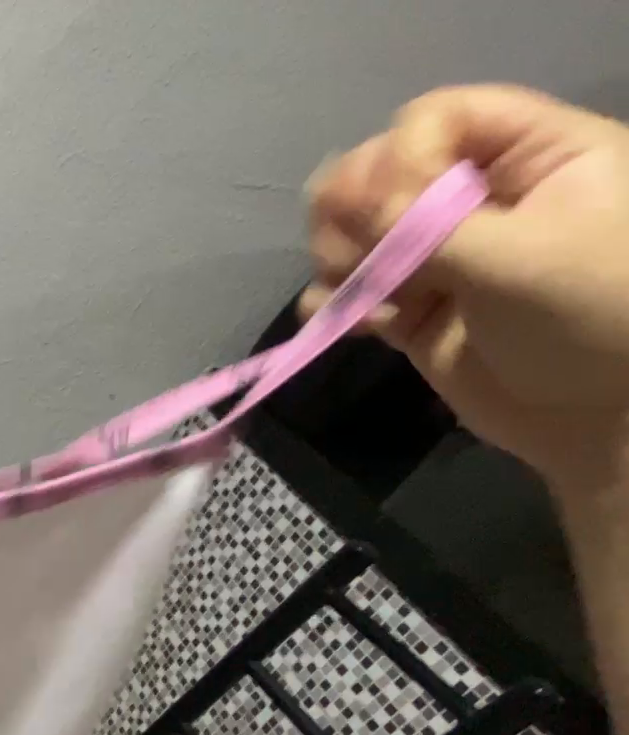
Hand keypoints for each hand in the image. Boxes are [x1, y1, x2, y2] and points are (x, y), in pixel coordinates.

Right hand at [304, 85, 628, 497]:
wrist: (604, 417)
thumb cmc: (592, 320)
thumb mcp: (518, 258)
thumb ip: (424, 223)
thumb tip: (334, 193)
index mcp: (536, 158)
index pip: (438, 118)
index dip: (402, 156)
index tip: (394, 210)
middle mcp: (480, 197)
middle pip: (380, 172)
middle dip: (354, 215)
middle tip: (361, 256)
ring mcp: (439, 252)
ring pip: (351, 231)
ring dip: (339, 262)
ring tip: (362, 296)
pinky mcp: (407, 302)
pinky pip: (344, 287)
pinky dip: (332, 304)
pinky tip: (351, 324)